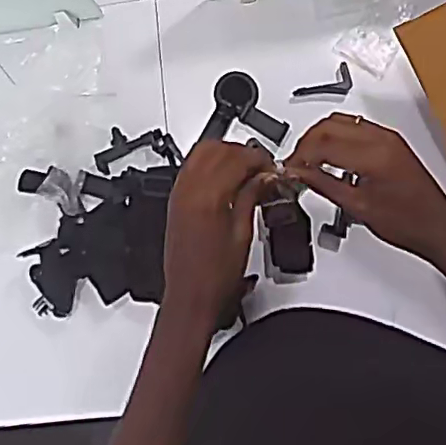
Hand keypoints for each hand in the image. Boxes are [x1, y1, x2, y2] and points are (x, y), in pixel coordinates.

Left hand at [162, 141, 269, 326]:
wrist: (190, 296)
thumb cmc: (215, 278)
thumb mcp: (244, 233)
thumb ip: (252, 196)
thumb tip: (263, 176)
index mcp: (209, 197)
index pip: (236, 158)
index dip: (259, 158)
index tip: (271, 166)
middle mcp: (189, 190)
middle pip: (217, 148)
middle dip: (242, 152)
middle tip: (261, 167)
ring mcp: (179, 193)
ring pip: (201, 152)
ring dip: (224, 154)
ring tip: (245, 170)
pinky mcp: (174, 199)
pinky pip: (190, 167)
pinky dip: (209, 164)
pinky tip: (225, 178)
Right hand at [282, 114, 445, 263]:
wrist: (438, 228)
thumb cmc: (409, 222)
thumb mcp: (357, 207)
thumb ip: (322, 184)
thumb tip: (298, 172)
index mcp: (374, 155)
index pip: (323, 144)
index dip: (300, 155)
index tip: (289, 167)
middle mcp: (382, 139)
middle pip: (329, 126)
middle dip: (307, 143)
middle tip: (295, 163)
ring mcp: (387, 138)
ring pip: (341, 121)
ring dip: (320, 136)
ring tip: (309, 159)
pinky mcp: (391, 141)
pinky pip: (355, 126)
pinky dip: (337, 135)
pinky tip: (331, 154)